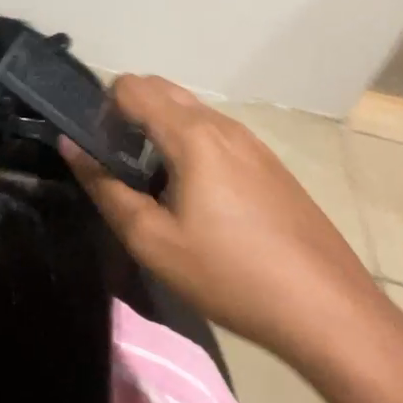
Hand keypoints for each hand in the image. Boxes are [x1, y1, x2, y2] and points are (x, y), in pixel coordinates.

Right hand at [59, 76, 385, 368]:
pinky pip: (216, 135)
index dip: (102, 109)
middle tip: (119, 165)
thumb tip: (70, 144)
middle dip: (129, 113)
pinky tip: (199, 202)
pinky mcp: (273, 167)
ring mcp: (254, 144)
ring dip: (160, 130)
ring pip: (191, 112)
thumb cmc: (232, 276)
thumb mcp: (152, 240)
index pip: (131, 86)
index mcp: (193, 136)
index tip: (99, 151)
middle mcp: (224, 126)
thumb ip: (104, 186)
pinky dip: (191, 146)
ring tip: (156, 186)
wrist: (332, 316)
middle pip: (161, 90)